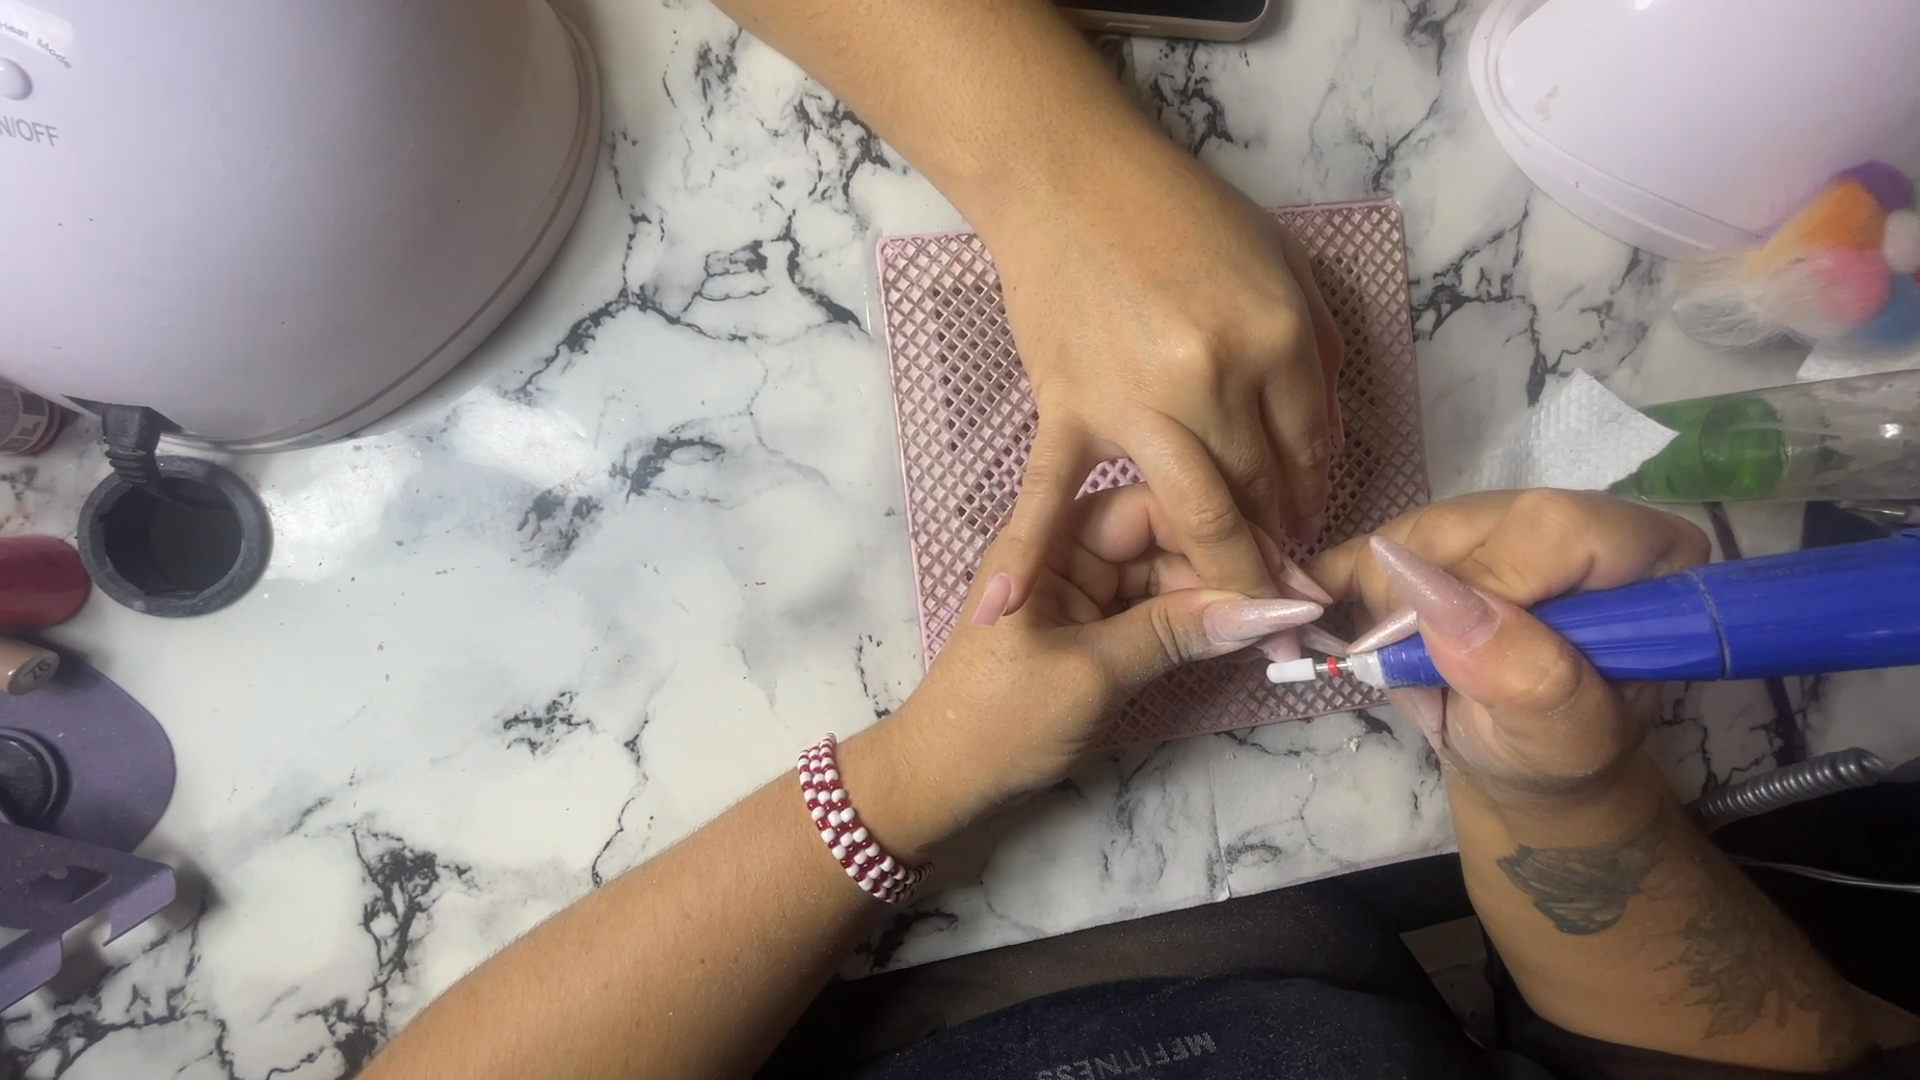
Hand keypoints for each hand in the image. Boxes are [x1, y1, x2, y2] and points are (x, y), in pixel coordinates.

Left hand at [887, 483, 1323, 839]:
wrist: (945, 777)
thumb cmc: (1003, 719)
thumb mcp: (1092, 672)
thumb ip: (1176, 632)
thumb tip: (1274, 608)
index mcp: (1048, 540)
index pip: (1148, 510)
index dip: (1217, 535)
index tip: (1284, 571)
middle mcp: (1068, 550)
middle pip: (1164, 540)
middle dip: (1228, 571)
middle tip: (1301, 606)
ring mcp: (1082, 588)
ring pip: (1166, 577)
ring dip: (1220, 602)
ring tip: (1285, 631)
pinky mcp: (1093, 624)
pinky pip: (1153, 610)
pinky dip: (1194, 625)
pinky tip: (1242, 637)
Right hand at [981, 140, 1344, 614]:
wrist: (1070, 183)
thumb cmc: (1178, 216)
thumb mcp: (1279, 264)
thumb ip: (1312, 354)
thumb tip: (1316, 444)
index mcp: (1276, 337)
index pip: (1311, 449)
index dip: (1313, 499)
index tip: (1304, 532)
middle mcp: (1213, 381)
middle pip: (1260, 491)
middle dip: (1275, 547)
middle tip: (1280, 589)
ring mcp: (1134, 405)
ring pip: (1192, 509)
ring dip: (1217, 563)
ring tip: (1226, 600)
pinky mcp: (1067, 414)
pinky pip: (1049, 492)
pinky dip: (1026, 551)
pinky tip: (1003, 610)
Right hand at [1308, 490, 1710, 800]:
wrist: (1516, 756)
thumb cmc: (1557, 755)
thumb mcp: (1562, 738)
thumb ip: (1520, 673)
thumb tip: (1428, 594)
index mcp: (1637, 556)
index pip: (1551, 526)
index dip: (1489, 581)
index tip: (1450, 651)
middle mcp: (1557, 522)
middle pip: (1458, 526)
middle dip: (1418, 609)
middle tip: (1424, 674)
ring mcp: (1484, 525)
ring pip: (1399, 538)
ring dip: (1379, 612)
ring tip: (1406, 664)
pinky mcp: (1423, 539)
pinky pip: (1359, 548)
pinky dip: (1330, 587)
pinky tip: (1326, 618)